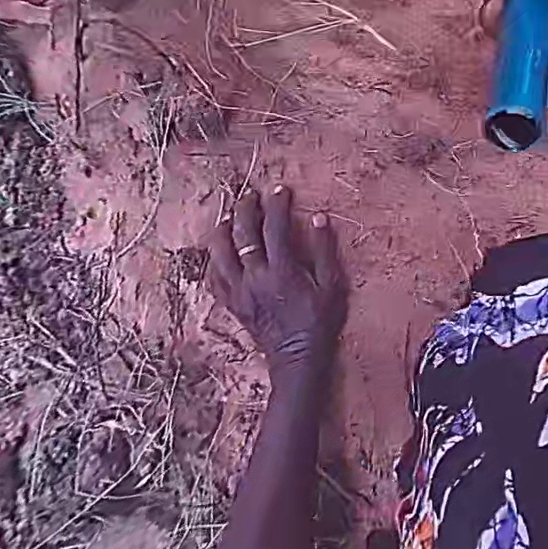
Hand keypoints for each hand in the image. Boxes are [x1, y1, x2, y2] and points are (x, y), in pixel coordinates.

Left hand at [207, 186, 347, 383]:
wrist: (298, 358)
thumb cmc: (320, 322)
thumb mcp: (333, 286)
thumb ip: (325, 250)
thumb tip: (319, 218)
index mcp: (282, 271)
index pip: (275, 228)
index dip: (277, 205)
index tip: (280, 190)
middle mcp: (255, 278)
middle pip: (242, 234)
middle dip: (246, 209)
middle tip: (251, 196)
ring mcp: (239, 292)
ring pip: (219, 253)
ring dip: (223, 231)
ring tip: (230, 218)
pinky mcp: (232, 304)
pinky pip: (214, 278)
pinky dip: (214, 260)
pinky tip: (220, 251)